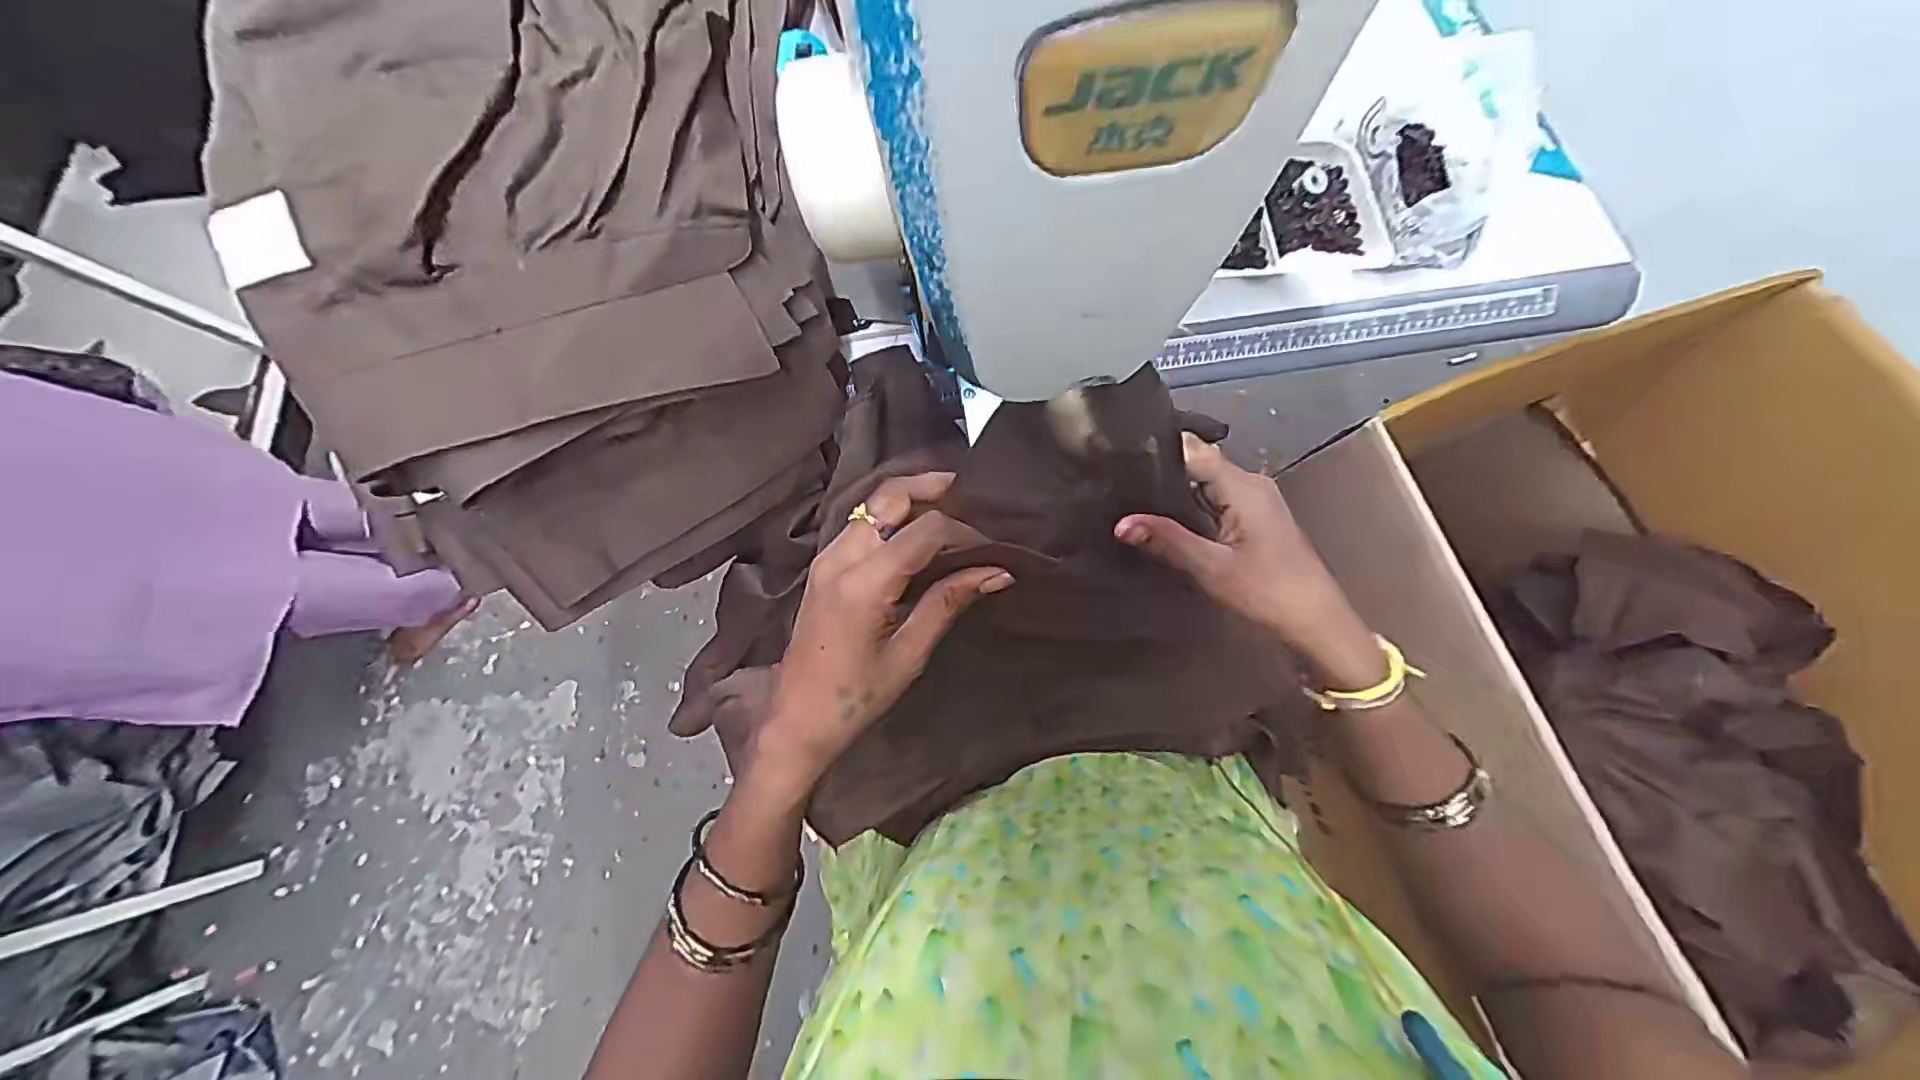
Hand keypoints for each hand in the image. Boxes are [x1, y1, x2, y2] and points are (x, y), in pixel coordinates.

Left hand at [749, 473, 1012, 803]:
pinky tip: (917, 532)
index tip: (990, 548)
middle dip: (931, 486)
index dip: (963, 531)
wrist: (797, 719)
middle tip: (970, 493)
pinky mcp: (823, 567)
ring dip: (911, 499)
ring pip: (871, 505)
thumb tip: (996, 572)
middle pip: (888, 496)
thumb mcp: (909, 653)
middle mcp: (840, 558)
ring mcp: (826, 559)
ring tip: (951, 509)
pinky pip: (860, 524)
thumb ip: (948, 602)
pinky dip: (891, 517)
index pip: (924, 530)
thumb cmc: (855, 697)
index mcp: (863, 582)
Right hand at [1115, 433, 1384, 686]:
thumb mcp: (1210, 567)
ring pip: (1204, 481)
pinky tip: (1166, 520)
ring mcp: (1255, 499)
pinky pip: (1214, 498)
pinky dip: (1190, 505)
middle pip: (1197, 462)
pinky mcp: (1254, 517)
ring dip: (1174, 491)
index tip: (1121, 459)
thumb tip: (1122, 524)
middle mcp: (1251, 483)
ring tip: (1132, 499)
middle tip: (1118, 483)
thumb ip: (1166, 540)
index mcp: (1243, 486)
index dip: (1157, 451)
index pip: (1192, 450)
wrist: (1316, 621)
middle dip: (1161, 472)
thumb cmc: (1269, 592)